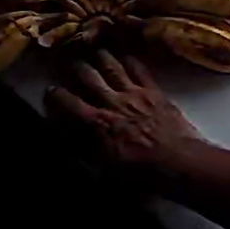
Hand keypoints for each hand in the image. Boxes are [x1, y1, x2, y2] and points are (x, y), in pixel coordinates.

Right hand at [47, 51, 207, 179]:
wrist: (180, 162)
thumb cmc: (144, 175)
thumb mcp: (109, 174)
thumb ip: (90, 155)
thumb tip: (74, 145)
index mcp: (100, 124)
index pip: (70, 104)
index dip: (56, 96)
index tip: (49, 90)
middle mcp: (114, 102)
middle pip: (89, 76)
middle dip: (76, 69)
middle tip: (71, 65)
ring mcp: (135, 92)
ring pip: (112, 66)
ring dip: (101, 57)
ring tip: (95, 52)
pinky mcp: (154, 89)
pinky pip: (138, 67)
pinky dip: (129, 60)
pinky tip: (125, 57)